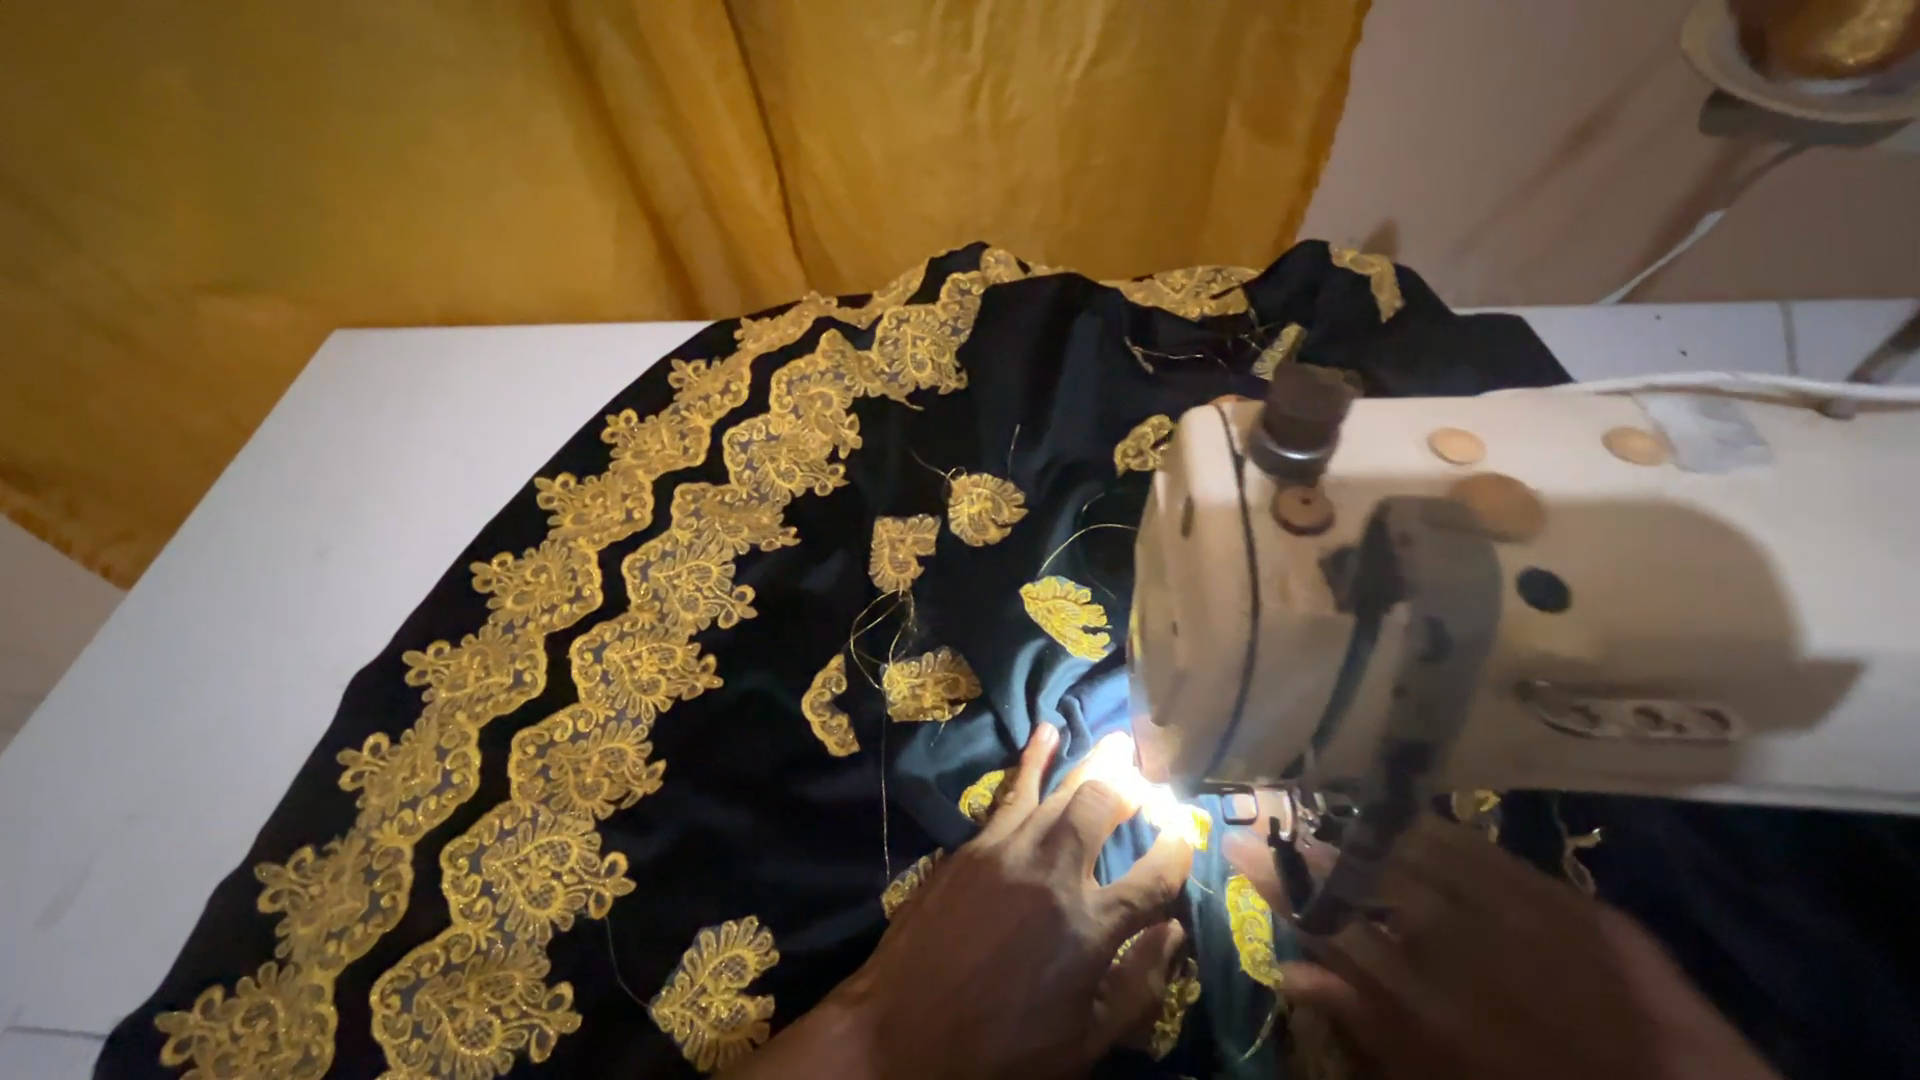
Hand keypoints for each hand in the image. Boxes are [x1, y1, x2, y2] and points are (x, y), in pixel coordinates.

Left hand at [729, 725, 1194, 1079]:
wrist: (900, 1032)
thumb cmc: (1000, 1049)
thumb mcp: (1083, 1042)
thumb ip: (1138, 986)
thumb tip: (1174, 931)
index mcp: (1090, 927)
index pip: (1154, 877)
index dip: (1179, 852)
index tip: (1187, 834)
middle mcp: (1054, 873)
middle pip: (1106, 806)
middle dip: (1137, 787)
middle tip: (1152, 779)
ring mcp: (1008, 850)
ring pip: (1059, 787)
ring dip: (1093, 761)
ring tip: (1118, 739)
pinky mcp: (973, 845)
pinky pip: (1010, 791)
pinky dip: (1032, 759)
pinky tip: (1045, 733)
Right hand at [1225, 813, 1782, 1079]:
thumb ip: (1368, 1026)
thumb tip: (1291, 970)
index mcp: (1436, 1010)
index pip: (1332, 926)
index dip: (1280, 883)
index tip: (1237, 847)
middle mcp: (1476, 954)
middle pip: (1370, 878)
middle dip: (1312, 843)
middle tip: (1267, 810)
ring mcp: (1532, 922)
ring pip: (1426, 854)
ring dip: (1364, 828)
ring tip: (1322, 807)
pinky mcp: (1581, 906)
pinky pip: (1492, 853)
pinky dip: (1439, 833)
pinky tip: (1406, 817)